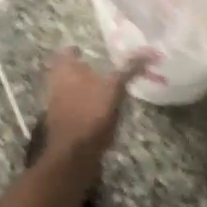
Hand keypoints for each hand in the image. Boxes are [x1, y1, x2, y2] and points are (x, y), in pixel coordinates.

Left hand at [40, 48, 153, 168]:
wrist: (73, 157)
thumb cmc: (91, 113)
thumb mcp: (114, 88)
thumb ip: (130, 68)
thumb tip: (151, 51)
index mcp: (65, 69)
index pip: (69, 51)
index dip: (79, 48)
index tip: (93, 49)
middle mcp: (56, 84)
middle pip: (69, 71)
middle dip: (84, 70)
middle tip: (104, 69)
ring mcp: (57, 106)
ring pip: (71, 91)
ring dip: (85, 90)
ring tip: (107, 90)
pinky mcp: (63, 125)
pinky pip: (75, 110)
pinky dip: (86, 109)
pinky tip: (102, 113)